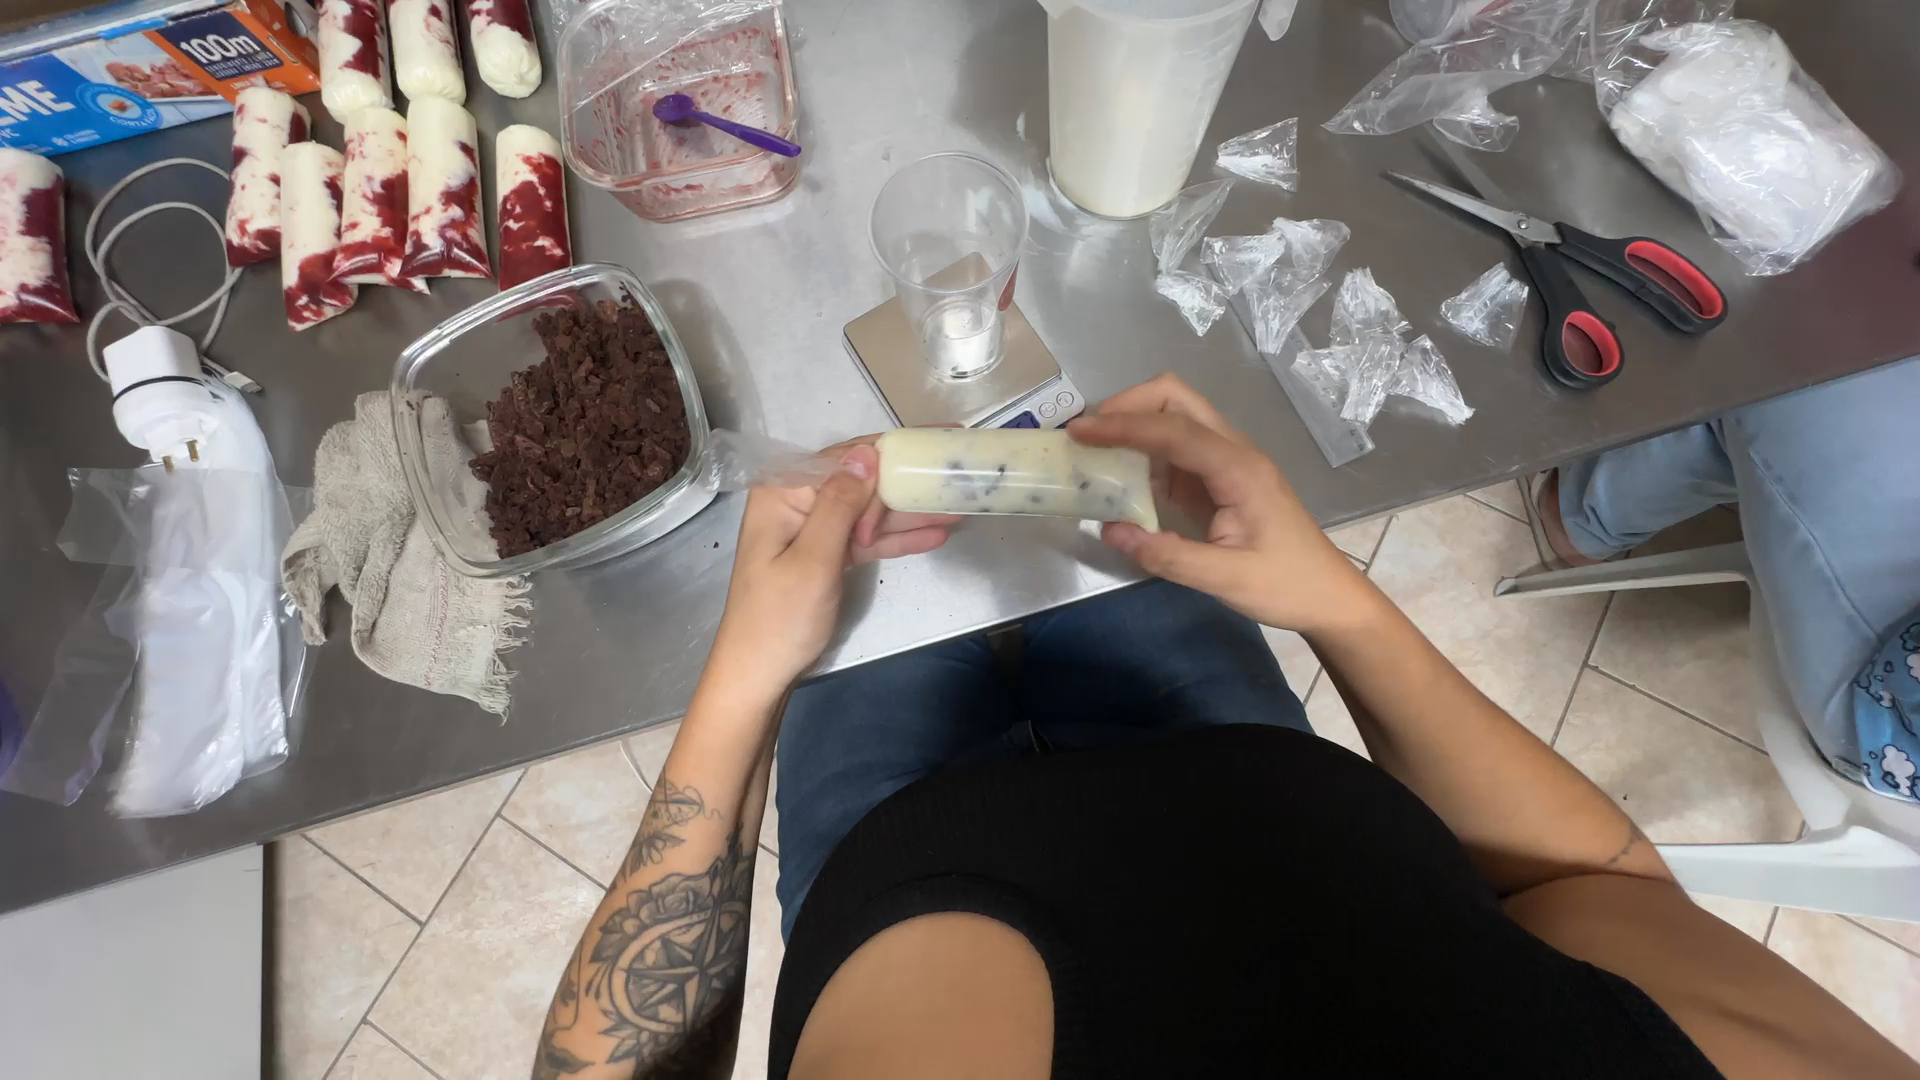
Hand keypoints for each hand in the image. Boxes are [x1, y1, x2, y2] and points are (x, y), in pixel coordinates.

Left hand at [704, 443, 955, 702]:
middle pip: (861, 481)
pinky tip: (934, 535)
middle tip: (957, 479)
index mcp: (784, 493)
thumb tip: (868, 452)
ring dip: (910, 513)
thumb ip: (840, 504)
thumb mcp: (814, 559)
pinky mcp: (825, 554)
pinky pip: (865, 538)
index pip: (846, 458)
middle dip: (907, 483)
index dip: (893, 450)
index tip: (937, 443)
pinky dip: (896, 538)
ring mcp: (812, 530)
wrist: (760, 675)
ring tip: (958, 507)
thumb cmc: (780, 618)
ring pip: (868, 511)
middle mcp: (797, 502)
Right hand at [1067, 374, 1376, 634]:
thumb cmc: (1285, 586)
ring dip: (1133, 425)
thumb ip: (1166, 555)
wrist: (1328, 596)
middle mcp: (1233, 453)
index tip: (1079, 432)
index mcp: (1239, 470)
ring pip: (1175, 419)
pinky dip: (1142, 453)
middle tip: (1087, 434)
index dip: (1124, 426)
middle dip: (1128, 406)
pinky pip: (1174, 451)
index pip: (1175, 430)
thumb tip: (1108, 529)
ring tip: (1092, 451)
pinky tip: (1119, 476)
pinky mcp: (1217, 480)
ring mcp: (1226, 463)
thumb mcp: (1224, 579)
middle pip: (1177, 400)